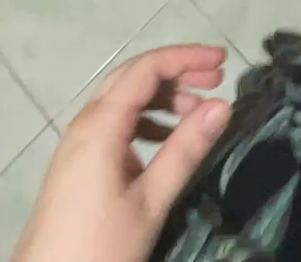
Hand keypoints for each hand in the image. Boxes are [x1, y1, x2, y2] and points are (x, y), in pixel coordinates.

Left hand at [15, 45, 231, 261]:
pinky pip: (114, 122)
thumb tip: (222, 105)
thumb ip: (185, 149)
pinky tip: (166, 141)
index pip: (147, 68)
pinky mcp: (77, 160)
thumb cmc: (99, 247)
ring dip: (162, 97)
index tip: (223, 60)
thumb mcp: (150, 201)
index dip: (186, 58)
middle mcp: (86, 121)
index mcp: (101, 123)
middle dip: (177, 72)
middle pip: (134, 76)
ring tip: (198, 113)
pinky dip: (145, 120)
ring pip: (124, 98)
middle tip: (217, 79)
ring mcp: (77, 140)